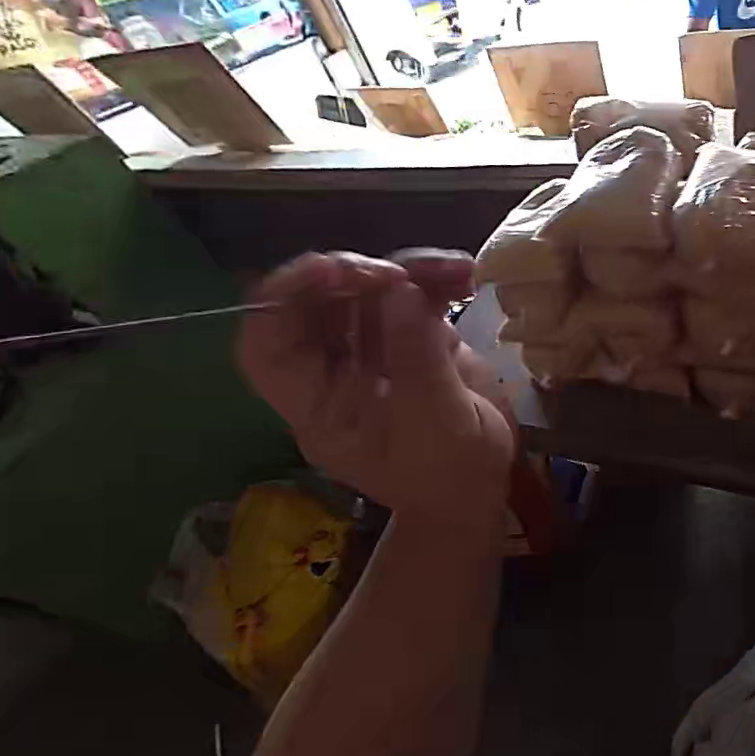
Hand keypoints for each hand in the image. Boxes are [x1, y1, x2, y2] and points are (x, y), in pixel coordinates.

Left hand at [238, 250, 515, 535]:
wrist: (483, 485)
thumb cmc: (450, 472)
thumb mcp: (434, 424)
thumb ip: (416, 361)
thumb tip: (401, 291)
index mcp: (318, 402)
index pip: (271, 346)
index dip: (284, 300)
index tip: (329, 269)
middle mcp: (338, 368)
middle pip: (321, 305)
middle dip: (356, 276)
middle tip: (398, 272)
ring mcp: (378, 349)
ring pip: (373, 291)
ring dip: (411, 270)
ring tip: (456, 270)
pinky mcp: (417, 336)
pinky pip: (418, 295)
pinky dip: (440, 279)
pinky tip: (467, 275)